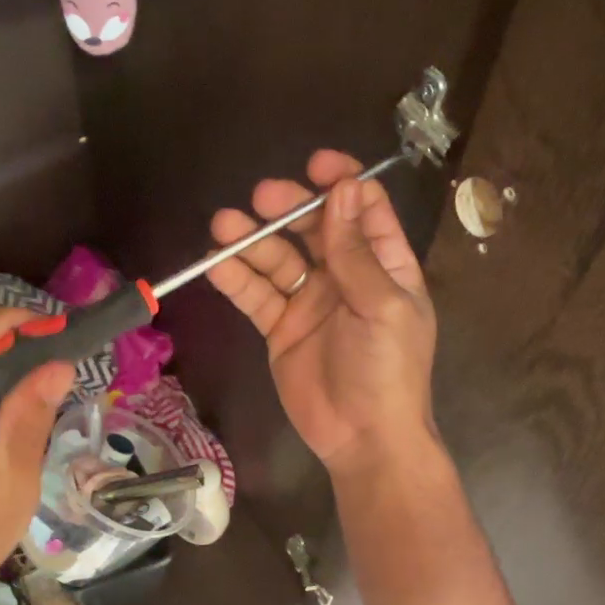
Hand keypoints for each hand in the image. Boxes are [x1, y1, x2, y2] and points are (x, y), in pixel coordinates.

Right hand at [206, 149, 438, 475]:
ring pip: (278, 259)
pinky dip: (237, 280)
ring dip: (252, 241)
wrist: (364, 437)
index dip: (341, 183)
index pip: (363, 209)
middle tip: (261, 198)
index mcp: (384, 266)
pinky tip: (217, 265)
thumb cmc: (388, 370)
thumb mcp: (382, 307)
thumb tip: (343, 190)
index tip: (315, 167)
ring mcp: (311, 303)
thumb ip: (356, 252)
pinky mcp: (281, 330)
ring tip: (222, 226)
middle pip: (314, 228)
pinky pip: (257, 297)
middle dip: (288, 208)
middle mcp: (346, 277)